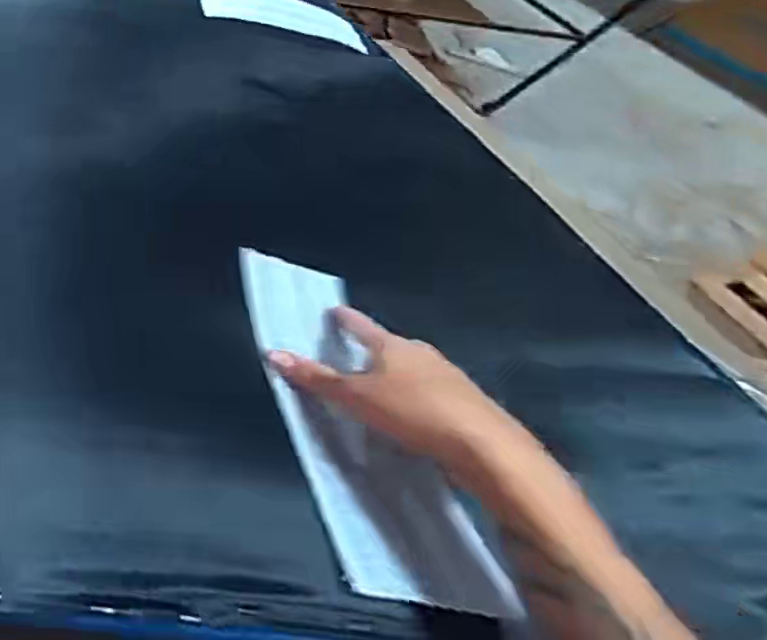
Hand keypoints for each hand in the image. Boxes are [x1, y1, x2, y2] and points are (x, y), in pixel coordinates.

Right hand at [267, 307, 543, 482]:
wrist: (494, 454)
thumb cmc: (415, 413)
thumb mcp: (357, 398)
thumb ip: (317, 379)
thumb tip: (272, 353)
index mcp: (392, 345)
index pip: (360, 324)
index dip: (343, 318)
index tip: (332, 311)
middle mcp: (423, 354)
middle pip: (391, 346)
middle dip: (373, 350)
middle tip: (353, 357)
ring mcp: (453, 380)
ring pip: (416, 371)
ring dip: (399, 377)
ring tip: (381, 391)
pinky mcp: (473, 408)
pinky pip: (436, 396)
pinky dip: (420, 401)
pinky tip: (414, 419)